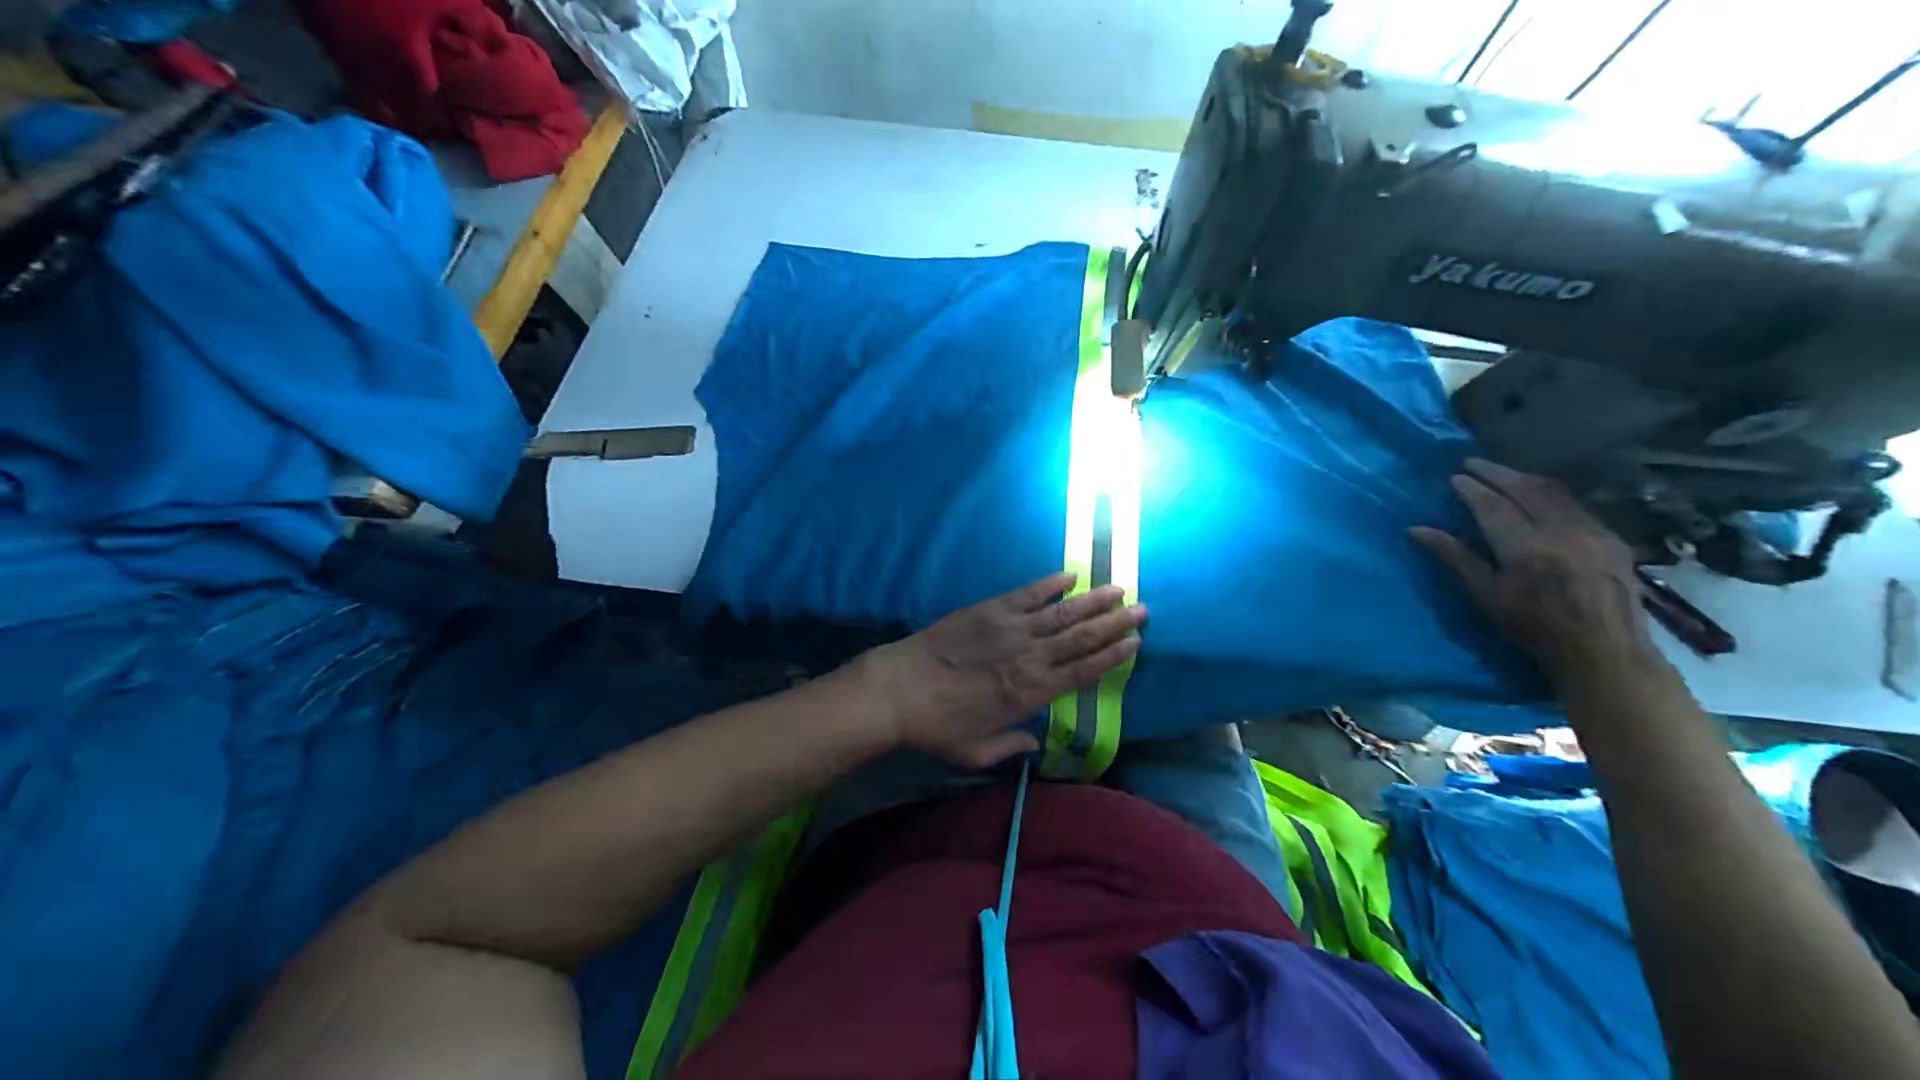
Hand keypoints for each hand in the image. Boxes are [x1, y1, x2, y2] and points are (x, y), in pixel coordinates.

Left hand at [853, 573, 1146, 767]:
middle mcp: (1028, 658)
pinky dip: (1049, 584)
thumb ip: (1011, 747)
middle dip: (1114, 624)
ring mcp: (1009, 629)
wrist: (897, 692)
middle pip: (1081, 638)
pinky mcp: (988, 610)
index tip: (1136, 643)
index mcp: (1030, 694)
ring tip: (1119, 590)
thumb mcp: (976, 753)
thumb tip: (1035, 743)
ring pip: (1061, 613)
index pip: (1082, 672)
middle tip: (1142, 609)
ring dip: (1093, 601)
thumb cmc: (936, 727)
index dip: (1111, 656)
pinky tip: (1070, 575)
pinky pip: (1026, 594)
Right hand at [1412, 458, 1652, 675]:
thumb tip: (1416, 530)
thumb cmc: (1533, 626)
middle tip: (1471, 463)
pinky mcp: (1610, 537)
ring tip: (1500, 473)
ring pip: (1554, 492)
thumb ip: (1455, 557)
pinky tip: (1537, 494)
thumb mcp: (1485, 595)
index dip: (1472, 490)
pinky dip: (1549, 493)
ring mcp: (1591, 532)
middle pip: (1525, 490)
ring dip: (1523, 478)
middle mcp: (1561, 532)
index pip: (1493, 507)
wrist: (1602, 648)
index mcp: (1526, 549)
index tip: (1453, 477)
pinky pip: (1575, 503)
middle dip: (1496, 473)